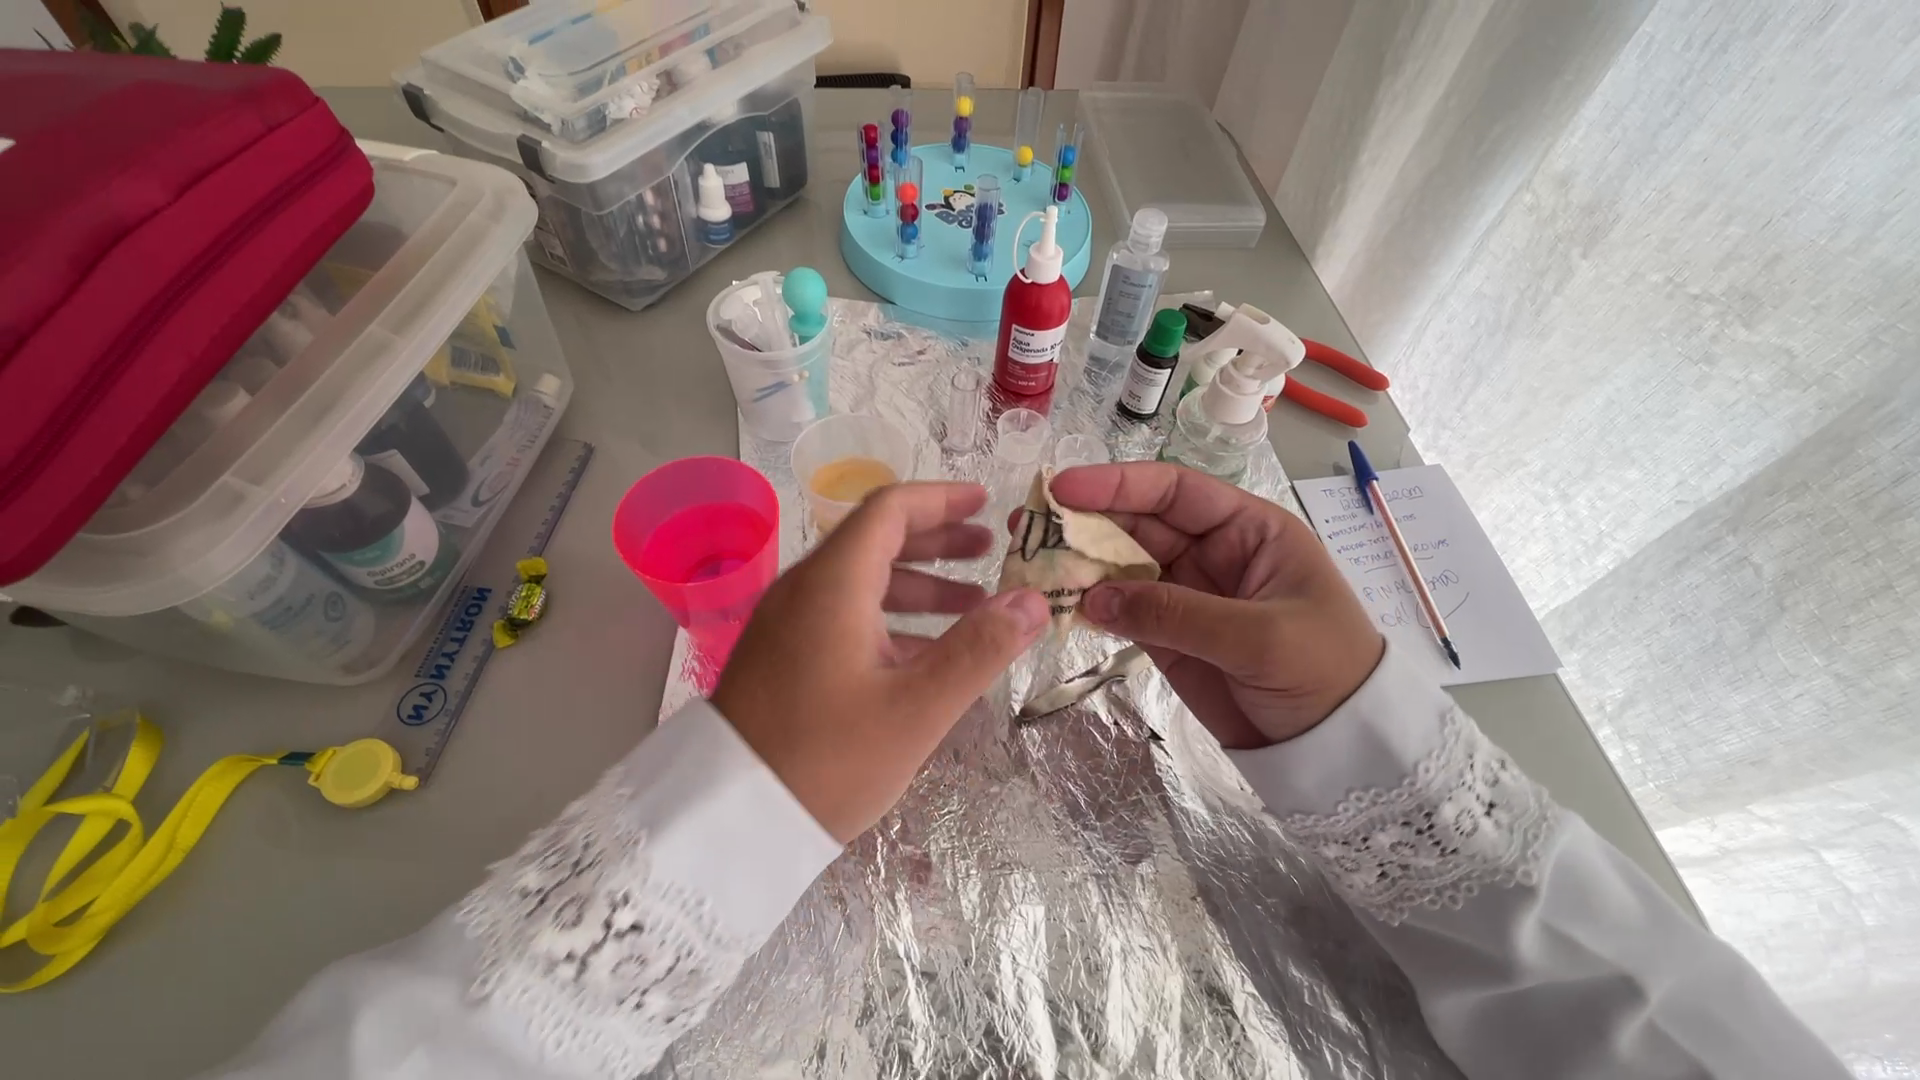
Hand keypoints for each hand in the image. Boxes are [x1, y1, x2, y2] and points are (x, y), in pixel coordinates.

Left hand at [715, 482, 1048, 842]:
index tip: (985, 504)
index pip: (889, 510)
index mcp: (833, 584)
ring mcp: (789, 624)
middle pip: (876, 541)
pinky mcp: (784, 657)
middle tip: (989, 552)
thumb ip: (979, 650)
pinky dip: (892, 619)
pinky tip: (927, 652)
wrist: (729, 819)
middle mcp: (805, 590)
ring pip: (862, 582)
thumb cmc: (827, 759)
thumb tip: (1032, 602)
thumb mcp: (916, 708)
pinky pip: (845, 616)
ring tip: (974, 605)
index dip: (941, 500)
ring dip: (920, 585)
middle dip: (937, 541)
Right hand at [1048, 463, 1383, 749]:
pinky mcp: (1168, 637)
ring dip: (1077, 565)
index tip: (1063, 488)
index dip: (1118, 484)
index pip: (1175, 491)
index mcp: (1248, 530)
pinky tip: (1052, 604)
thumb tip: (1093, 598)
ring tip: (1026, 564)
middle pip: (1137, 525)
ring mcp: (1186, 596)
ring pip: (1120, 568)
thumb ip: (1176, 613)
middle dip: (1084, 523)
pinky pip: (1119, 612)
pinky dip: (1086, 608)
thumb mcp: (1260, 636)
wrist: (1339, 749)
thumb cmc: (1324, 673)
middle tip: (1026, 527)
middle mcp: (1212, 554)